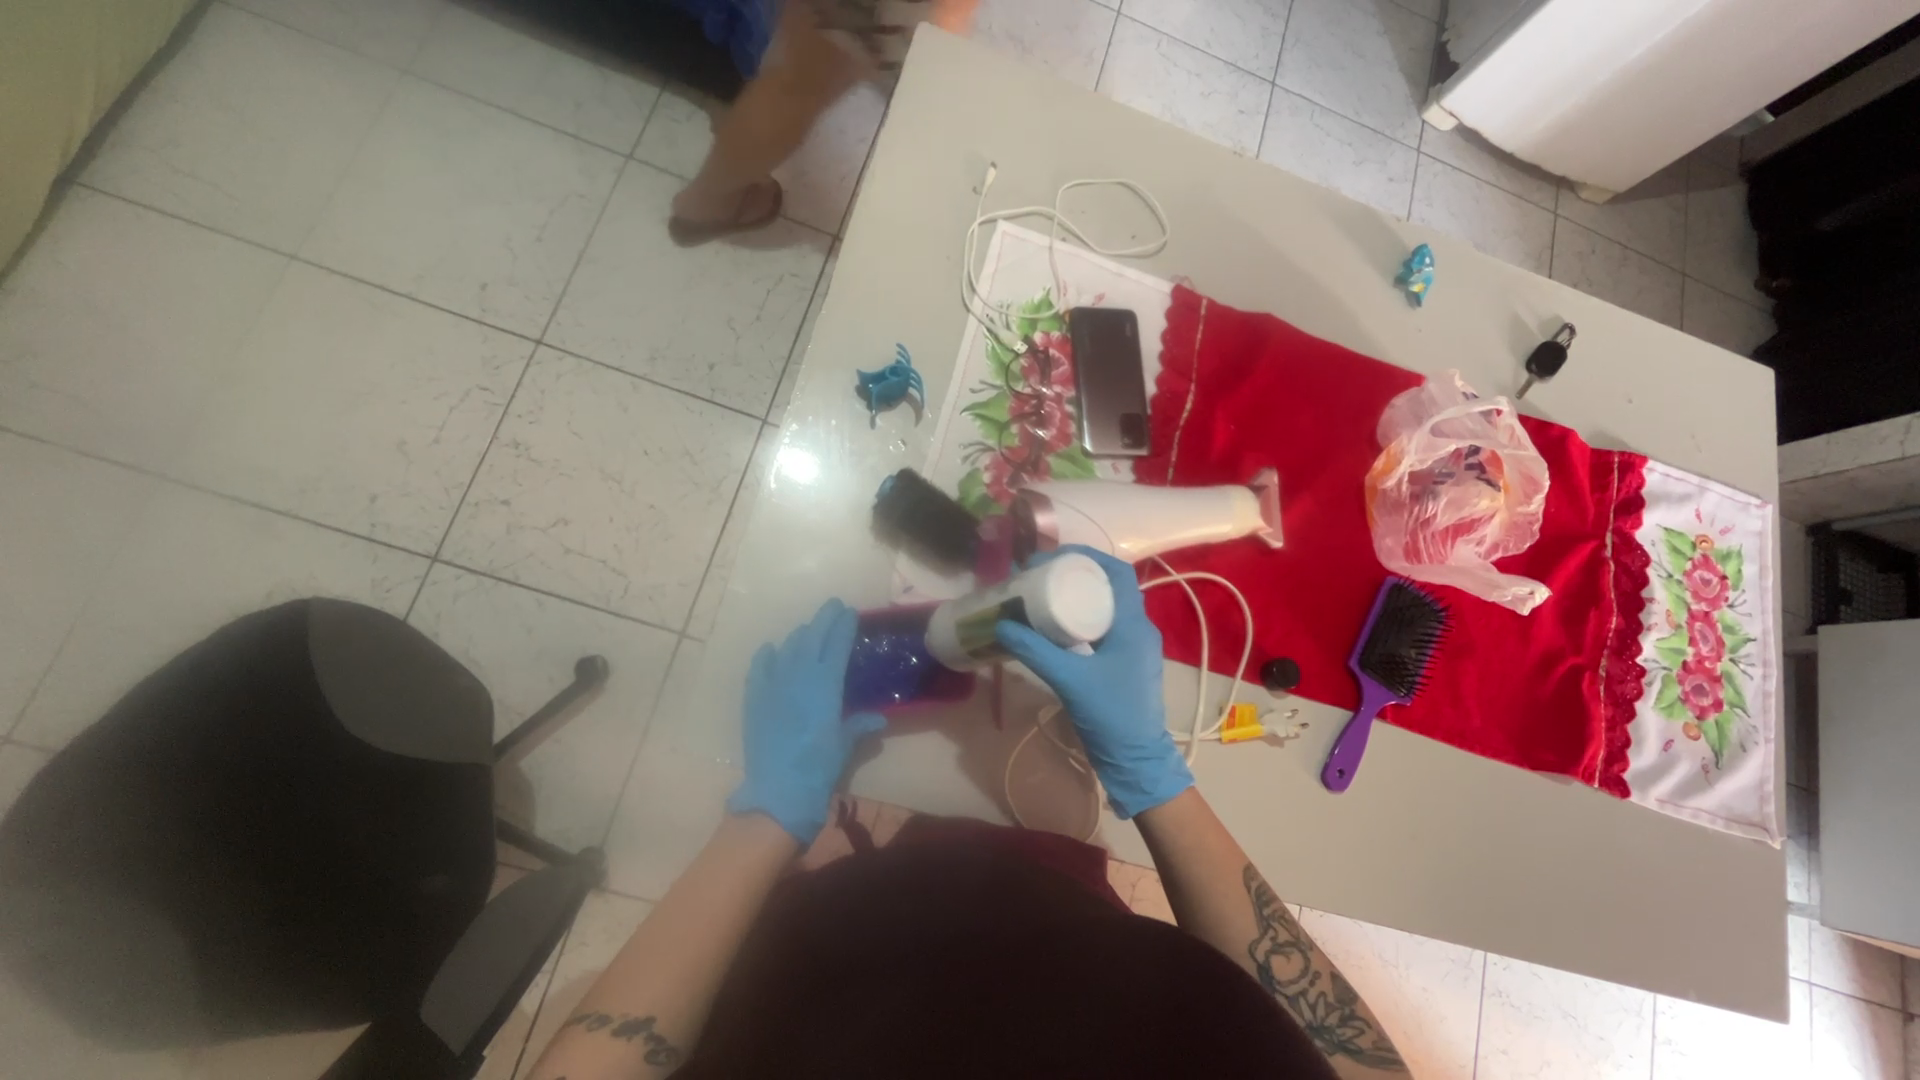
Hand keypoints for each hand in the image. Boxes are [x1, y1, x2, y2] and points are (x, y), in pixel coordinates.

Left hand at [726, 599, 885, 845]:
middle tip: (833, 607)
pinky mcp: (754, 699)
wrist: (778, 789)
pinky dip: (767, 656)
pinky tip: (771, 650)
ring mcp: (773, 684)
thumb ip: (859, 725)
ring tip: (808, 630)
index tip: (851, 612)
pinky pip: (760, 669)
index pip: (838, 644)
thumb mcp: (845, 744)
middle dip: (824, 619)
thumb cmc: (820, 766)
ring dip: (800, 636)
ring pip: (787, 648)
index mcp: (827, 683)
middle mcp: (800, 675)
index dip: (845, 625)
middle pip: (813, 637)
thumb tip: (878, 718)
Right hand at [994, 546, 1192, 818]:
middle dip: (1073, 576)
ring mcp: (1131, 647)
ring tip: (1040, 596)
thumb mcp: (1069, 680)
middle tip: (1037, 576)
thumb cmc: (1110, 715)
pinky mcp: (1122, 663)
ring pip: (1104, 608)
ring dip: (1075, 598)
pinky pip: (1101, 628)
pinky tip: (1052, 628)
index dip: (1087, 557)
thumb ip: (1035, 651)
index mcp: (1133, 625)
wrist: (1136, 760)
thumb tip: (1001, 624)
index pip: (1117, 573)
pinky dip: (1078, 620)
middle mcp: (1137, 629)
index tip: (1051, 558)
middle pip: (1107, 587)